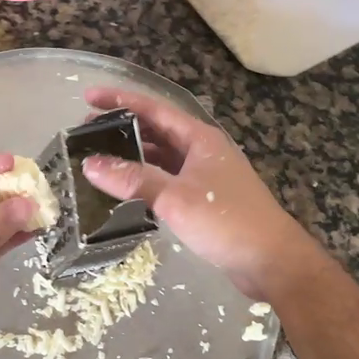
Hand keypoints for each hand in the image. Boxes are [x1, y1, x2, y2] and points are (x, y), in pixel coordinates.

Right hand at [80, 87, 317, 298]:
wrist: (271, 260)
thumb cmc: (227, 221)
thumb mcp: (175, 198)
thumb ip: (133, 179)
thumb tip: (90, 164)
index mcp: (199, 138)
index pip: (153, 109)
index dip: (120, 101)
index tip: (88, 98)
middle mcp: (203, 151)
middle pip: (157, 131)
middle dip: (123, 128)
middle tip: (86, 132)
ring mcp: (205, 176)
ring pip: (162, 157)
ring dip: (133, 156)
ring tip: (99, 159)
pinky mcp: (205, 201)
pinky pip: (168, 180)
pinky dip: (145, 180)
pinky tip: (126, 191)